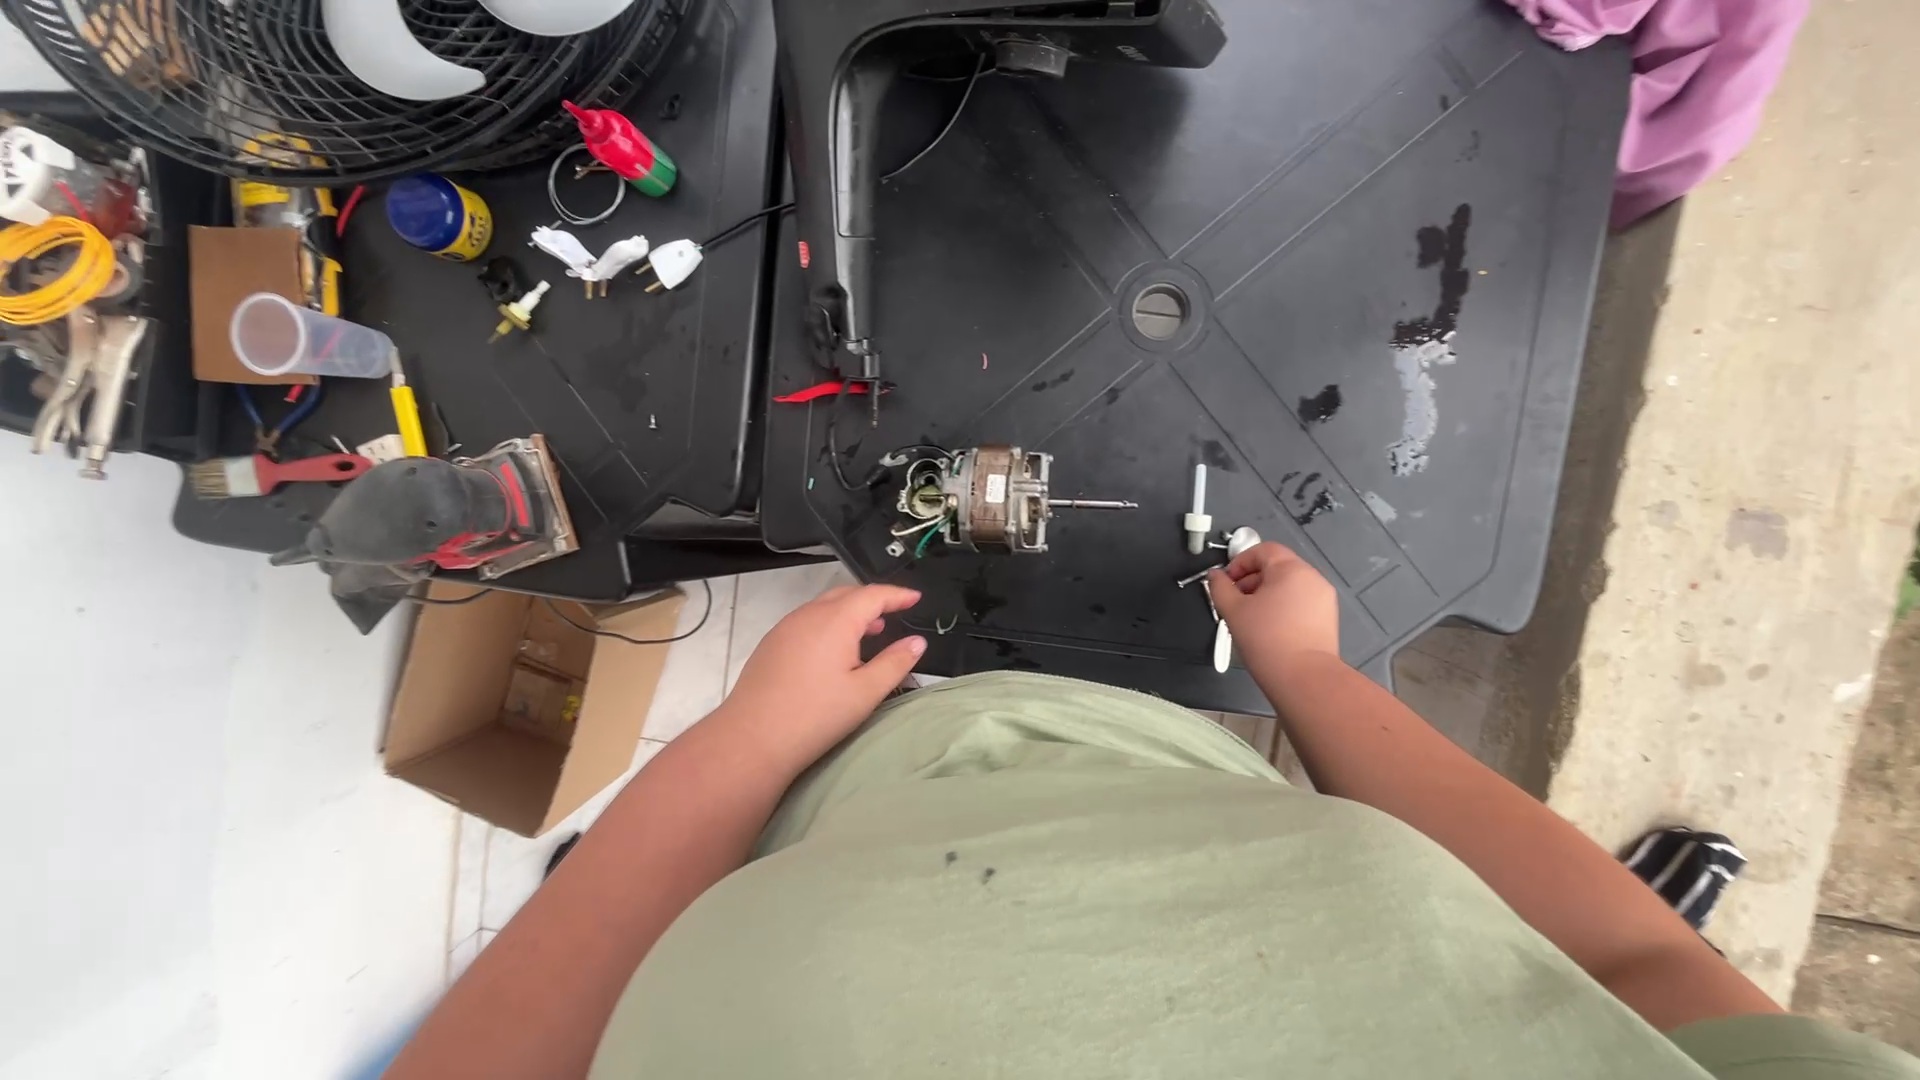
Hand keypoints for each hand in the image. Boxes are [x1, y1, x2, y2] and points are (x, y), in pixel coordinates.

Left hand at [716, 585, 926, 771]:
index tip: (916, 597)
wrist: (752, 738)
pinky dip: (829, 623)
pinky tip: (834, 650)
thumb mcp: (866, 692)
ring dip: (850, 612)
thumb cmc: (816, 714)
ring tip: (870, 631)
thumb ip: (895, 662)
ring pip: (824, 607)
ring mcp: (785, 627)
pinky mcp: (771, 643)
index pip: (873, 594)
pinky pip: (807, 621)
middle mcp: (809, 614)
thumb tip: (917, 642)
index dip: (897, 594)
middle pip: (846, 594)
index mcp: (836, 619)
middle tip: (895, 612)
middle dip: (873, 600)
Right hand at [1207, 543, 1339, 681]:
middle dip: (1252, 579)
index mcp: (1291, 569)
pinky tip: (1269, 628)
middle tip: (1236, 600)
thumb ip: (1219, 587)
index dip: (1240, 562)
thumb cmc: (1267, 640)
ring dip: (1266, 593)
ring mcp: (1323, 598)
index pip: (1263, 550)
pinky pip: (1300, 602)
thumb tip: (1215, 576)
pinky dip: (1282, 607)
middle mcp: (1312, 578)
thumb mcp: (1233, 611)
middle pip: (1277, 566)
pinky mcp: (1327, 618)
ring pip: (1289, 585)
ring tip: (1251, 617)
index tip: (1227, 581)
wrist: (1303, 678)